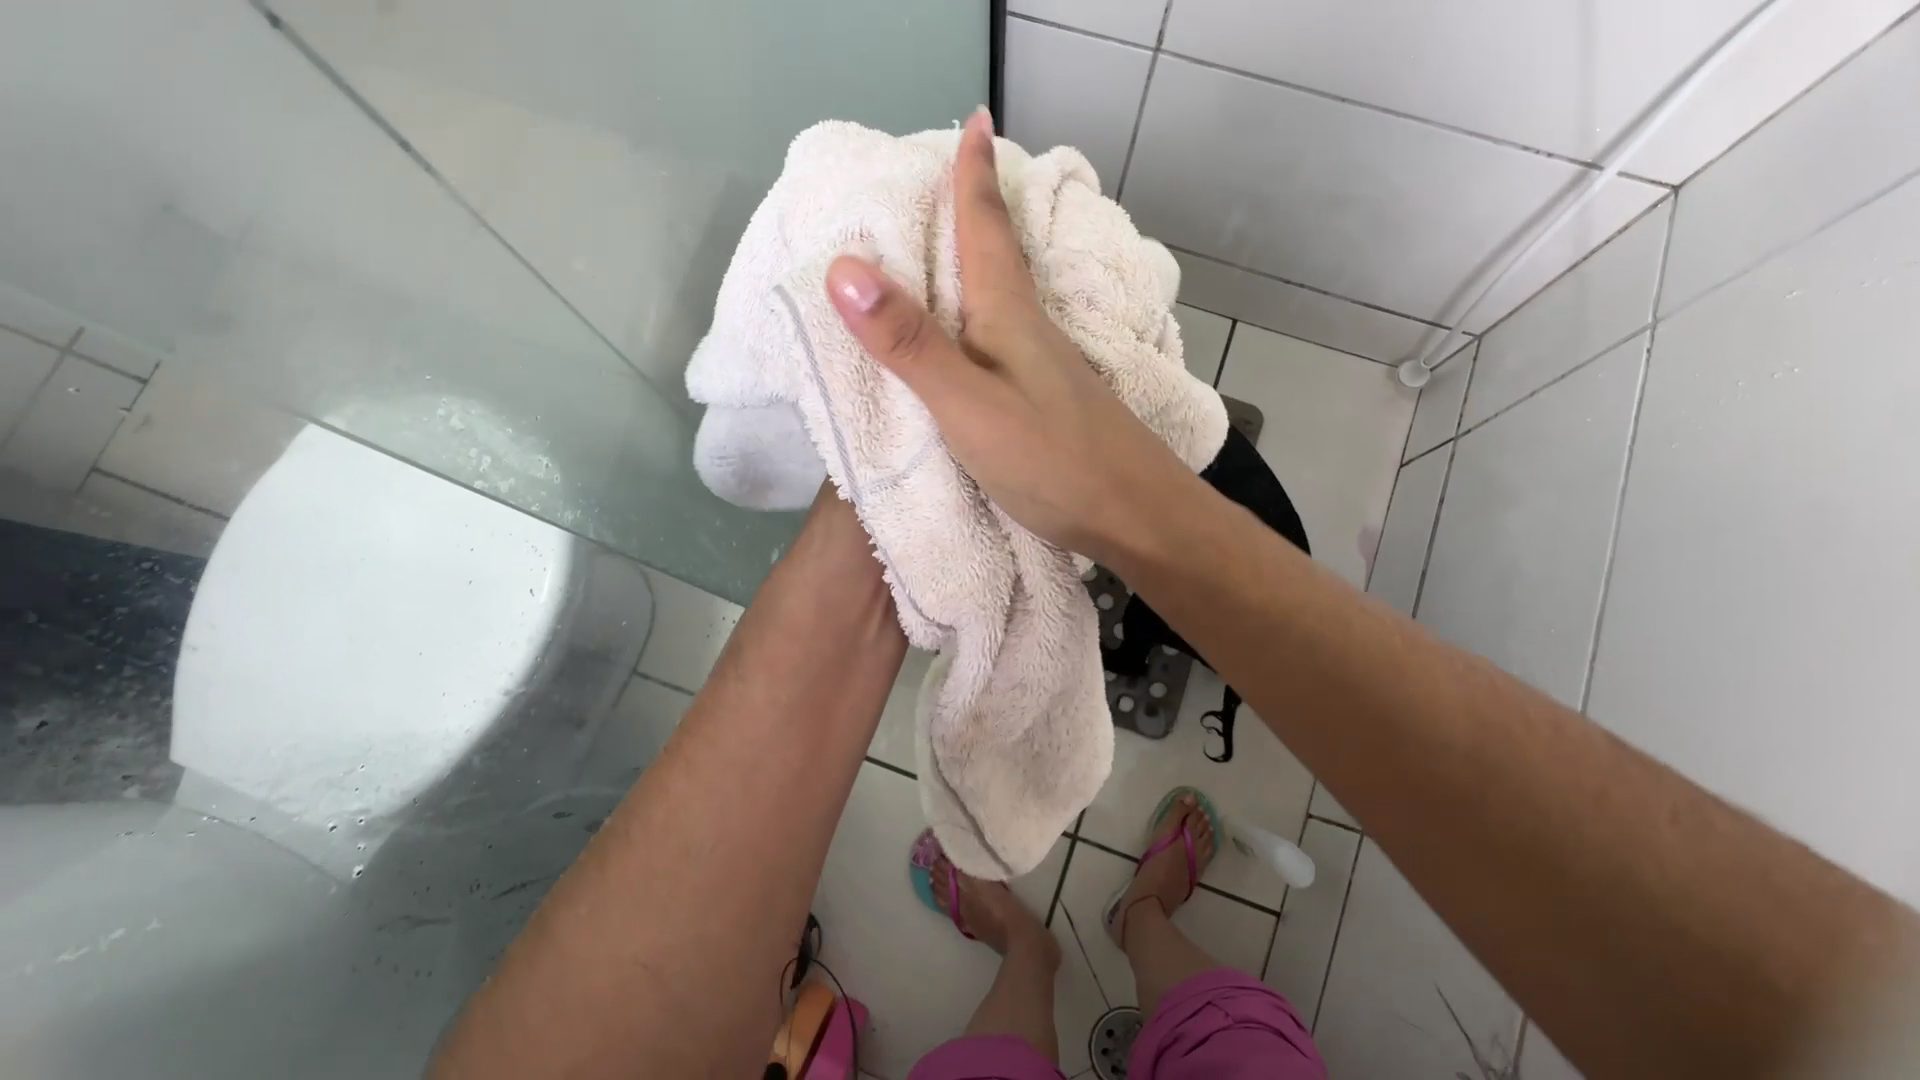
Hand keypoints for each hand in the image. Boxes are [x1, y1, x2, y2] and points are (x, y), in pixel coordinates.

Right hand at [823, 108, 1192, 562]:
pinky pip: (1008, 334)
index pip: (985, 228)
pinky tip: (983, 327)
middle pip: (1000, 253)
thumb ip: (910, 344)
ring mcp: (1046, 365)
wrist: (1136, 515)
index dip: (974, 175)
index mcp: (1008, 315)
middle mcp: (1031, 329)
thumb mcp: (967, 404)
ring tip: (960, 237)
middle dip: (979, 205)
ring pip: (1007, 293)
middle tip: (960, 164)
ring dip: (985, 256)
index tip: (975, 120)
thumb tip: (844, 267)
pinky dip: (986, 311)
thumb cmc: (1052, 459)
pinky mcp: (1050, 399)